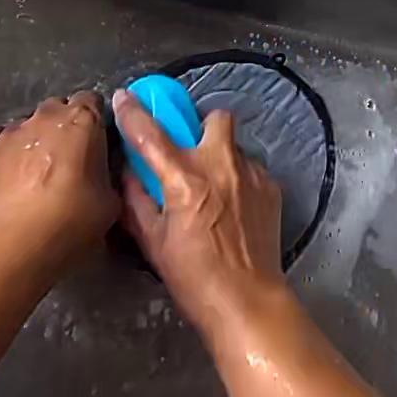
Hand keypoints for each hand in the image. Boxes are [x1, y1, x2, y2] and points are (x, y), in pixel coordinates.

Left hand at [0, 92, 117, 269]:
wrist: (9, 248)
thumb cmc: (70, 220)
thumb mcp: (110, 202)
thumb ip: (108, 177)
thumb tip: (103, 178)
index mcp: (82, 120)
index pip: (92, 101)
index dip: (95, 120)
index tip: (97, 141)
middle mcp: (43, 118)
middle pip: (56, 111)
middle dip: (63, 129)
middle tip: (70, 161)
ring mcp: (7, 136)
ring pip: (26, 132)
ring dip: (33, 147)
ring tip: (37, 183)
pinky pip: (0, 155)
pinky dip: (7, 168)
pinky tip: (11, 196)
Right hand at [112, 88, 287, 342]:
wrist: (247, 300)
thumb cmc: (193, 276)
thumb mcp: (153, 241)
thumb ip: (136, 200)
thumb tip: (127, 172)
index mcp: (185, 178)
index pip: (151, 133)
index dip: (133, 111)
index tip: (125, 97)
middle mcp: (221, 164)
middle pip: (215, 117)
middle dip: (201, 126)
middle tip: (191, 151)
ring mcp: (251, 172)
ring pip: (234, 145)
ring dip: (220, 156)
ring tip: (215, 188)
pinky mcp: (271, 185)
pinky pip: (250, 167)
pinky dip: (238, 178)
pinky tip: (234, 206)